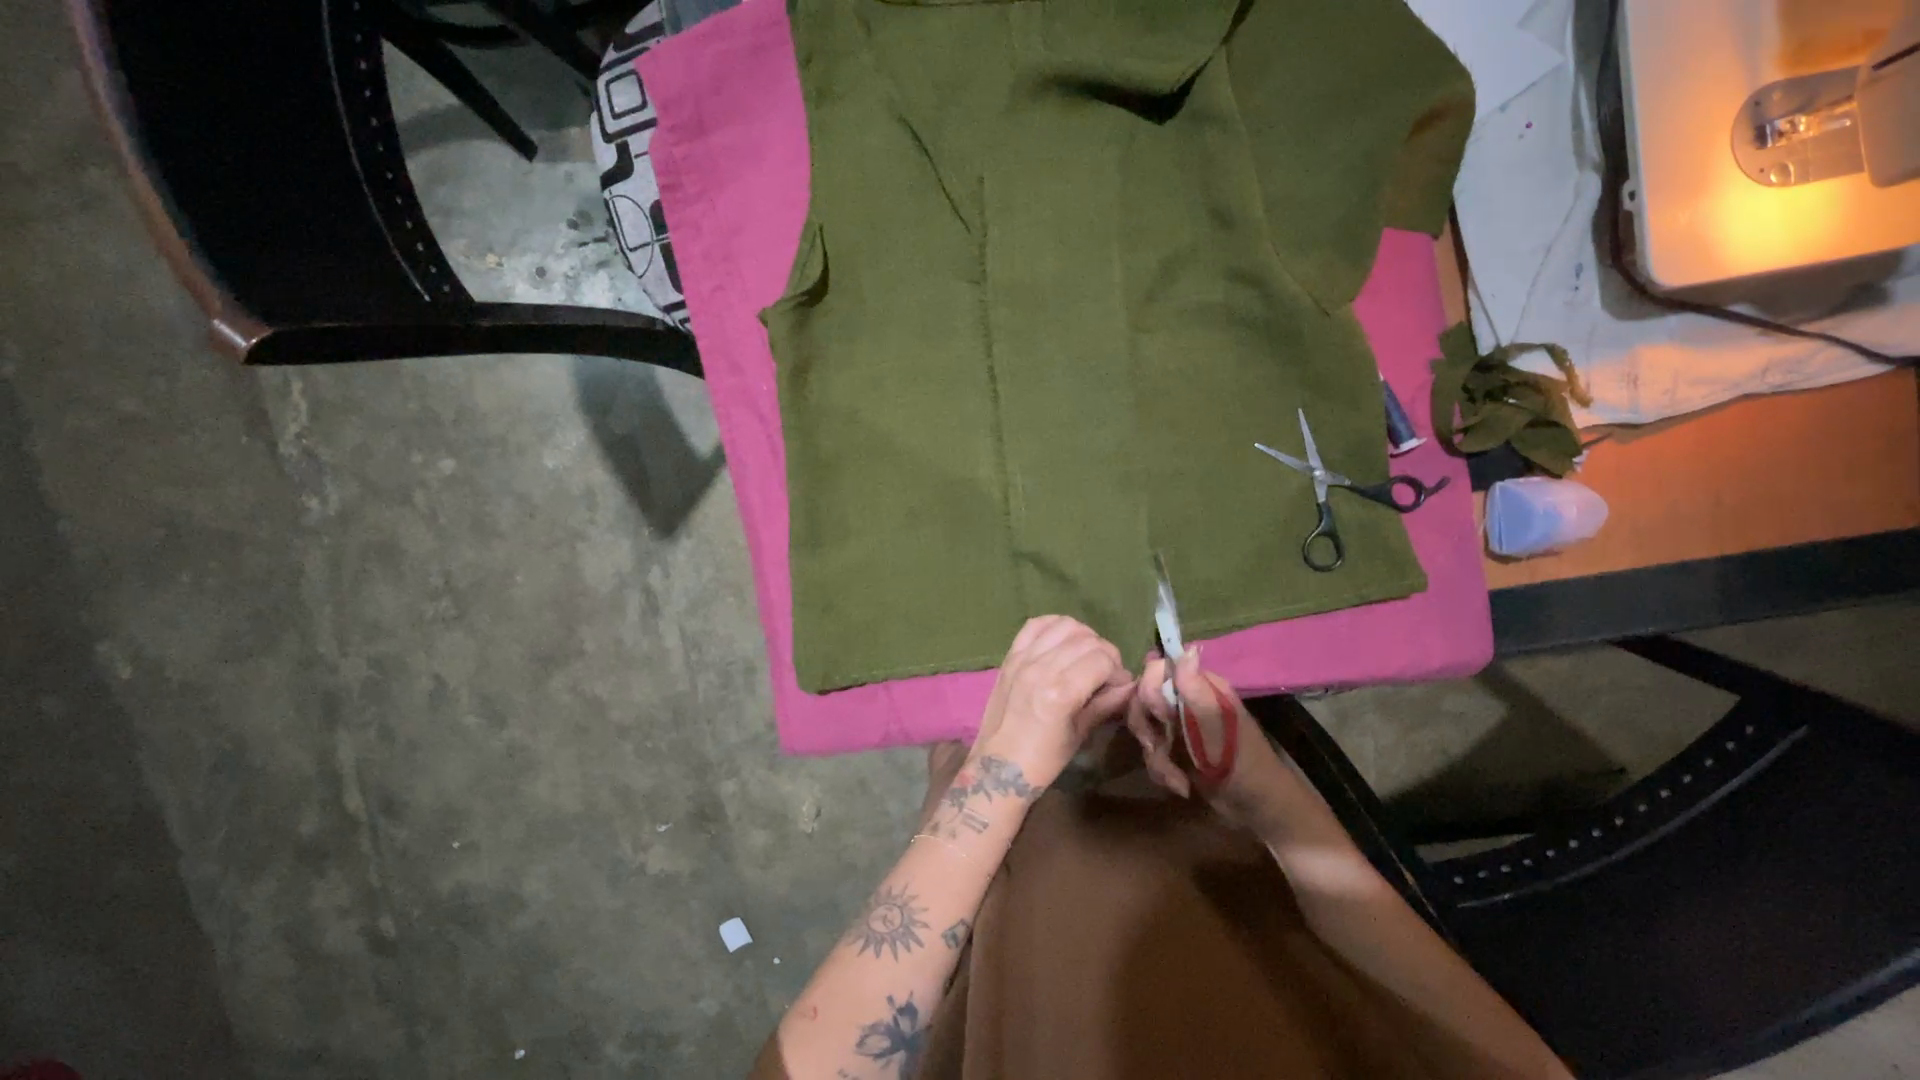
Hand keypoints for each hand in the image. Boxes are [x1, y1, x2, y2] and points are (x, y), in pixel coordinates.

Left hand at [968, 616, 1134, 792]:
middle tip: (1106, 674)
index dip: (1118, 670)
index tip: (1119, 685)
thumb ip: (1106, 703)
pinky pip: (1035, 625)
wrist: (998, 766)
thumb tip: (1131, 685)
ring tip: (1085, 656)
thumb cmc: (1043, 759)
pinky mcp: (1010, 656)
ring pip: (1064, 626)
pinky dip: (1054, 626)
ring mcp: (1022, 659)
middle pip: (1087, 640)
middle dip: (1105, 653)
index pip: (1103, 659)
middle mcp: (1041, 668)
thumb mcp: (1080, 734)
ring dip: (1083, 637)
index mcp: (1060, 692)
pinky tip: (1063, 642)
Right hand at [1127, 649, 1304, 837]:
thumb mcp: (1216, 724)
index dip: (1149, 693)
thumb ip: (1196, 689)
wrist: (1255, 806)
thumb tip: (1187, 648)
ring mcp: (1179, 726)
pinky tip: (1180, 785)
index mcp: (1200, 686)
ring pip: (1145, 728)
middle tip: (1157, 748)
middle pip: (1143, 700)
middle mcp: (1186, 700)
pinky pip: (1152, 751)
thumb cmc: (1240, 761)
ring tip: (1176, 778)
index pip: (1157, 671)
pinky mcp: (1175, 750)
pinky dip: (1162, 771)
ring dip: (1156, 757)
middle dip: (1148, 730)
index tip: (1161, 717)